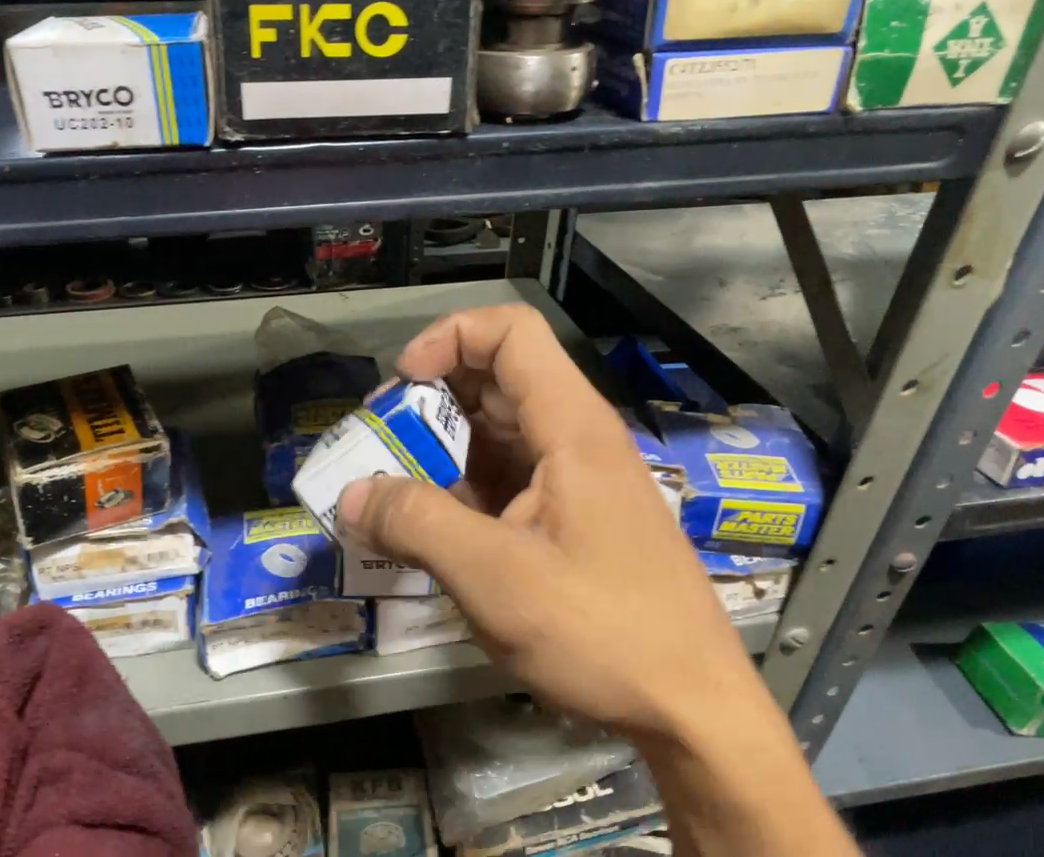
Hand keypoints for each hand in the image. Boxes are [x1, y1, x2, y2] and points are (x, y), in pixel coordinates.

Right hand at [338, 304, 759, 737]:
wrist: (694, 710)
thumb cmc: (603, 631)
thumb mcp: (496, 577)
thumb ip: (417, 525)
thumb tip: (349, 496)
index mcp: (571, 427)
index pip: (510, 333)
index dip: (449, 337)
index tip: (400, 383)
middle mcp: (577, 439)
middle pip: (497, 379)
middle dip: (431, 400)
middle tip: (380, 444)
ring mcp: (577, 480)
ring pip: (498, 433)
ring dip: (442, 451)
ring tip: (394, 493)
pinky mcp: (573, 518)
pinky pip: (508, 478)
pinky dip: (464, 490)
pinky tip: (435, 532)